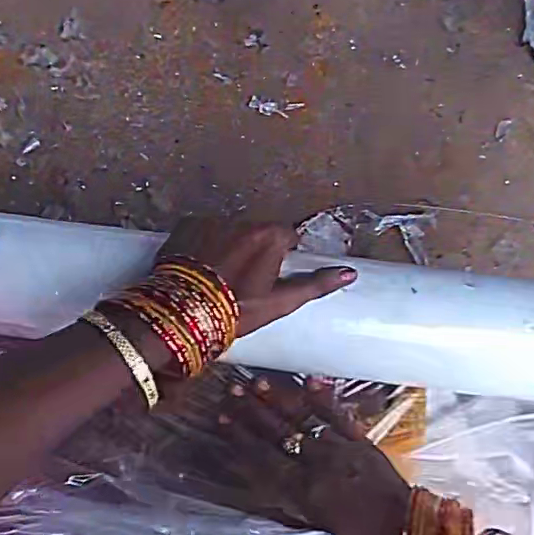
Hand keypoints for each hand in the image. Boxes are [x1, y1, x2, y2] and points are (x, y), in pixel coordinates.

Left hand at [158, 218, 355, 335]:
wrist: (183, 314)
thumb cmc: (236, 311)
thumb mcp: (280, 303)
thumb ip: (315, 285)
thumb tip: (349, 274)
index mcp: (270, 236)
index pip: (287, 237)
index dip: (282, 257)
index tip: (270, 277)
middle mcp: (242, 220)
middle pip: (258, 232)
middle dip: (255, 250)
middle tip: (244, 281)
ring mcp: (212, 221)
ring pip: (230, 231)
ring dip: (229, 246)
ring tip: (220, 276)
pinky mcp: (186, 225)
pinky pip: (203, 230)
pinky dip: (204, 244)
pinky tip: (201, 267)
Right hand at [214, 374, 409, 534]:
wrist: (402, 533)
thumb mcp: (314, 524)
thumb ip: (288, 500)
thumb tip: (261, 477)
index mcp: (302, 493)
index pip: (262, 458)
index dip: (239, 437)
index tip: (221, 418)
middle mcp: (317, 468)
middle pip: (278, 434)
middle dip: (252, 412)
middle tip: (231, 391)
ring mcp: (341, 451)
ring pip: (305, 421)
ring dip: (280, 400)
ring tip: (259, 382)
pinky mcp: (363, 442)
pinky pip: (339, 417)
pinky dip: (324, 398)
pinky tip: (309, 380)